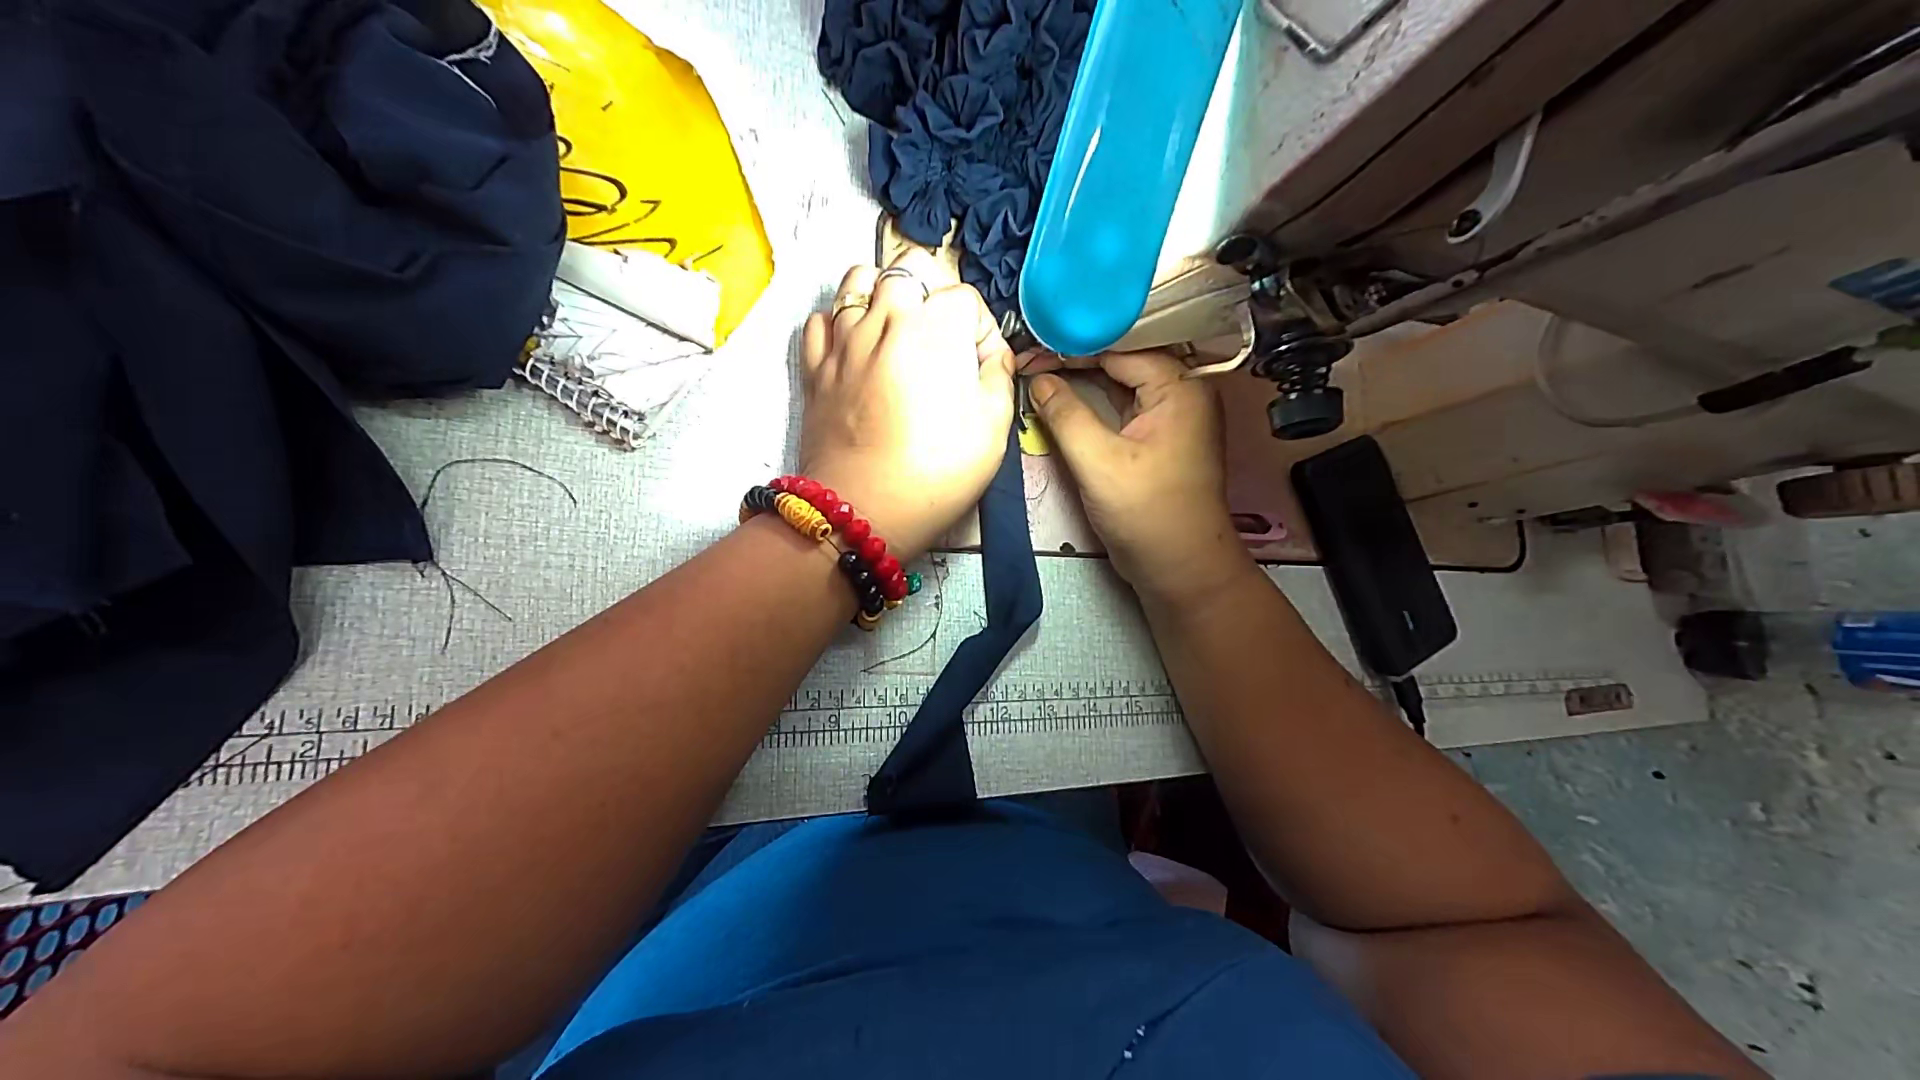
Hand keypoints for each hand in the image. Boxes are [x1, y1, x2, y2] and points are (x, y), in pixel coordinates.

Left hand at [800, 251, 1016, 559]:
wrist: (864, 509)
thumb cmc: (937, 470)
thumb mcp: (995, 427)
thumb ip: (998, 375)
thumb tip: (989, 354)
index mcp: (936, 326)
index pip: (965, 297)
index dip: (980, 330)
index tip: (981, 367)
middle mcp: (886, 317)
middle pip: (908, 272)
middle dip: (930, 297)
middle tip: (938, 340)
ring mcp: (844, 339)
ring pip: (856, 280)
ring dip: (879, 294)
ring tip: (893, 328)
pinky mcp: (815, 367)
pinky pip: (820, 320)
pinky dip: (838, 323)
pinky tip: (854, 348)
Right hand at [1024, 350, 1253, 605]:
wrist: (1181, 568)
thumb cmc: (1148, 514)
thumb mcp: (1098, 461)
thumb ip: (1065, 414)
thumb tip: (1038, 381)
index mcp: (1181, 387)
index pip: (1121, 348)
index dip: (1074, 346)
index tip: (1033, 349)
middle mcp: (1183, 393)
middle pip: (1123, 361)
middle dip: (1077, 360)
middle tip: (1032, 360)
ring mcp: (1173, 417)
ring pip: (1122, 384)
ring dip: (1084, 380)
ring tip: (1042, 373)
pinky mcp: (1160, 438)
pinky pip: (1124, 407)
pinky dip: (1095, 403)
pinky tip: (1066, 399)